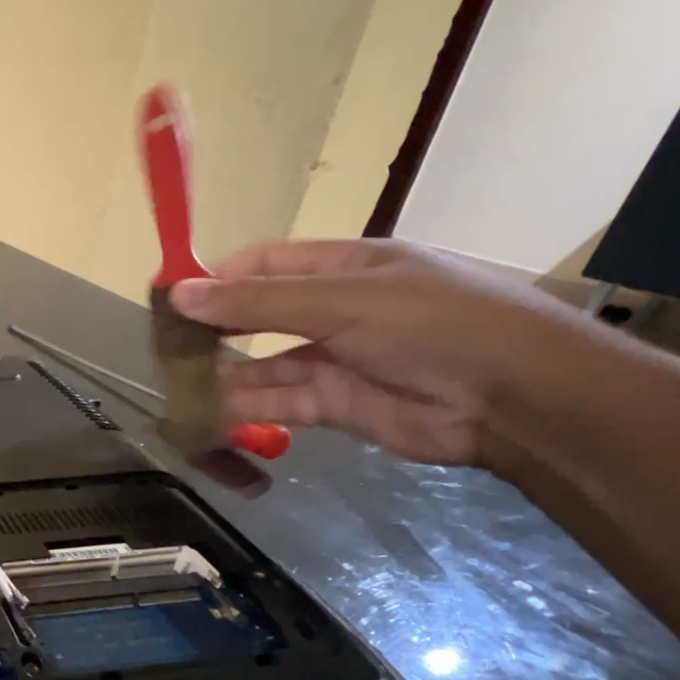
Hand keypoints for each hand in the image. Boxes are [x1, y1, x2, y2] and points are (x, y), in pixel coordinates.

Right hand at [170, 239, 581, 466]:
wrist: (516, 400)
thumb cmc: (436, 325)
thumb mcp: (344, 301)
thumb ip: (258, 302)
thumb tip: (178, 292)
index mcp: (346, 267)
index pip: (263, 265)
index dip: (214, 278)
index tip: (167, 298)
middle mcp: (336, 309)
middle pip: (256, 315)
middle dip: (212, 329)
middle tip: (163, 347)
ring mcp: (335, 358)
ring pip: (261, 365)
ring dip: (222, 375)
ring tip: (176, 386)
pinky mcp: (334, 404)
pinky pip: (276, 402)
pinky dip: (243, 409)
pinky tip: (208, 414)